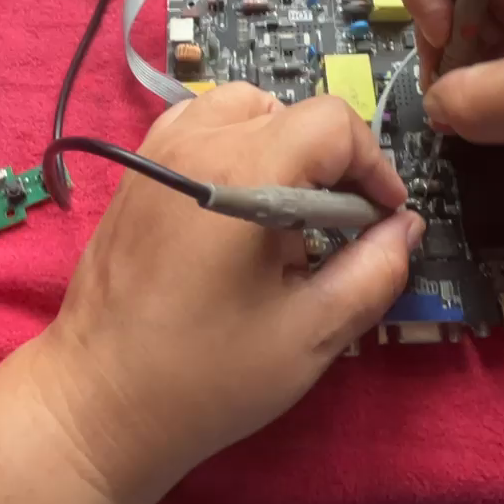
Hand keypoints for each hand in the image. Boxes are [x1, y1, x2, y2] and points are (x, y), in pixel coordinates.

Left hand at [28, 86, 421, 503]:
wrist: (98, 400)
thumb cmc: (206, 375)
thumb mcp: (310, 333)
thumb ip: (373, 271)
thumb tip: (406, 226)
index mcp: (244, 174)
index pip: (332, 122)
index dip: (373, 163)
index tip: (382, 214)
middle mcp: (199, 141)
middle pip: (293, 111)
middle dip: (332, 159)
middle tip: (337, 221)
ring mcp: (161, 146)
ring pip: (247, 104)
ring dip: (284, 141)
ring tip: (287, 204)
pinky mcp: (140, 162)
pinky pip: (202, 119)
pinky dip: (235, 139)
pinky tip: (236, 195)